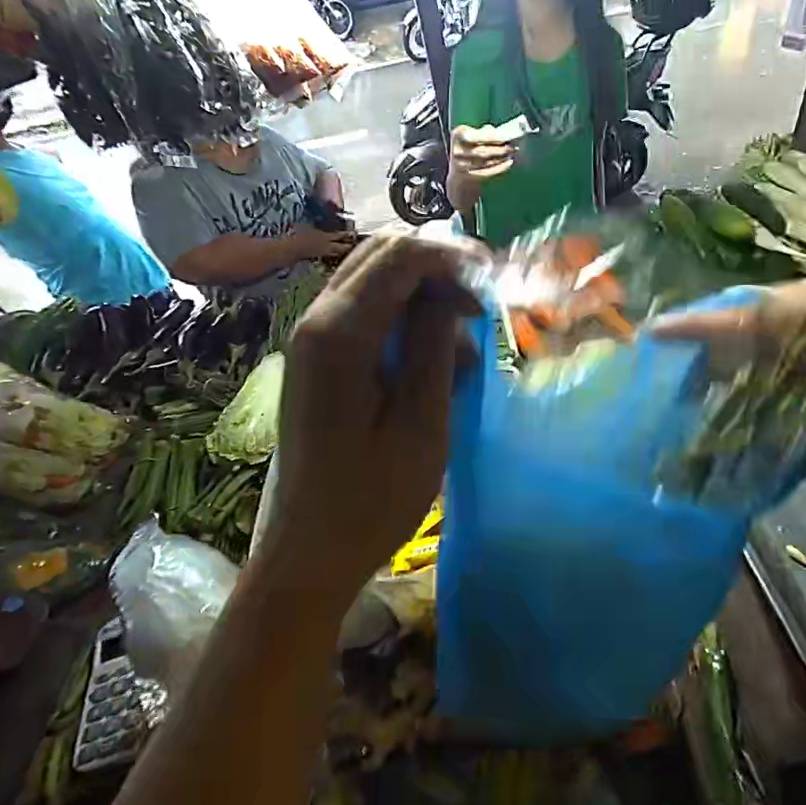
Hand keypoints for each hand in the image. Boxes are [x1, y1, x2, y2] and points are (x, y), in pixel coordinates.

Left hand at [252, 232, 488, 604]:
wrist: (310, 549)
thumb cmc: (372, 499)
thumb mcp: (421, 421)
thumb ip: (433, 343)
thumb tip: (451, 287)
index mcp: (338, 332)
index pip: (401, 255)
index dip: (454, 258)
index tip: (495, 288)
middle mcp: (315, 321)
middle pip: (382, 258)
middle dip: (438, 272)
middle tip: (482, 311)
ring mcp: (311, 341)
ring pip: (374, 285)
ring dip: (423, 301)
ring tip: (463, 354)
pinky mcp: (317, 362)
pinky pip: (365, 318)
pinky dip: (403, 327)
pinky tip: (433, 370)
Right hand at [449, 125, 516, 180]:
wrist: (459, 168)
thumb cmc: (470, 146)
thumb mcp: (473, 133)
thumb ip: (485, 131)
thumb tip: (503, 134)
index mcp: (458, 134)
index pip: (476, 135)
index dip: (491, 137)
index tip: (505, 137)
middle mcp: (457, 151)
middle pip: (482, 151)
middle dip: (499, 149)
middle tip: (512, 147)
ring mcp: (461, 165)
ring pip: (486, 162)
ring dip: (501, 158)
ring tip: (511, 153)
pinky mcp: (467, 176)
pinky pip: (487, 172)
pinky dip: (500, 168)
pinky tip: (508, 163)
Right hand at [653, 279, 805, 546]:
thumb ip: (789, 403)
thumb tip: (730, 379)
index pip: (775, 313)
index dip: (711, 327)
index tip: (658, 332)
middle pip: (788, 307)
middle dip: (730, 335)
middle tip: (681, 361)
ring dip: (759, 346)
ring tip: (711, 370)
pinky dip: (794, 356)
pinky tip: (767, 375)